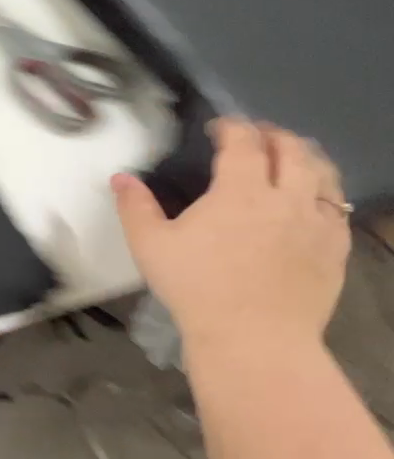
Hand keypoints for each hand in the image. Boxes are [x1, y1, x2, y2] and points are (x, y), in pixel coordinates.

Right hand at [112, 117, 351, 357]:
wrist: (254, 333)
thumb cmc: (194, 284)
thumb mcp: (148, 243)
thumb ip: (135, 206)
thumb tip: (122, 178)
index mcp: (239, 194)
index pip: (244, 145)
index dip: (233, 128)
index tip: (220, 125)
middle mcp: (286, 200)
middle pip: (294, 152)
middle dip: (275, 135)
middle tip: (257, 133)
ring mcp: (318, 224)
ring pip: (325, 176)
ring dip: (307, 157)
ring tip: (292, 155)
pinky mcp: (336, 247)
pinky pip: (337, 207)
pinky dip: (324, 190)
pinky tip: (311, 198)